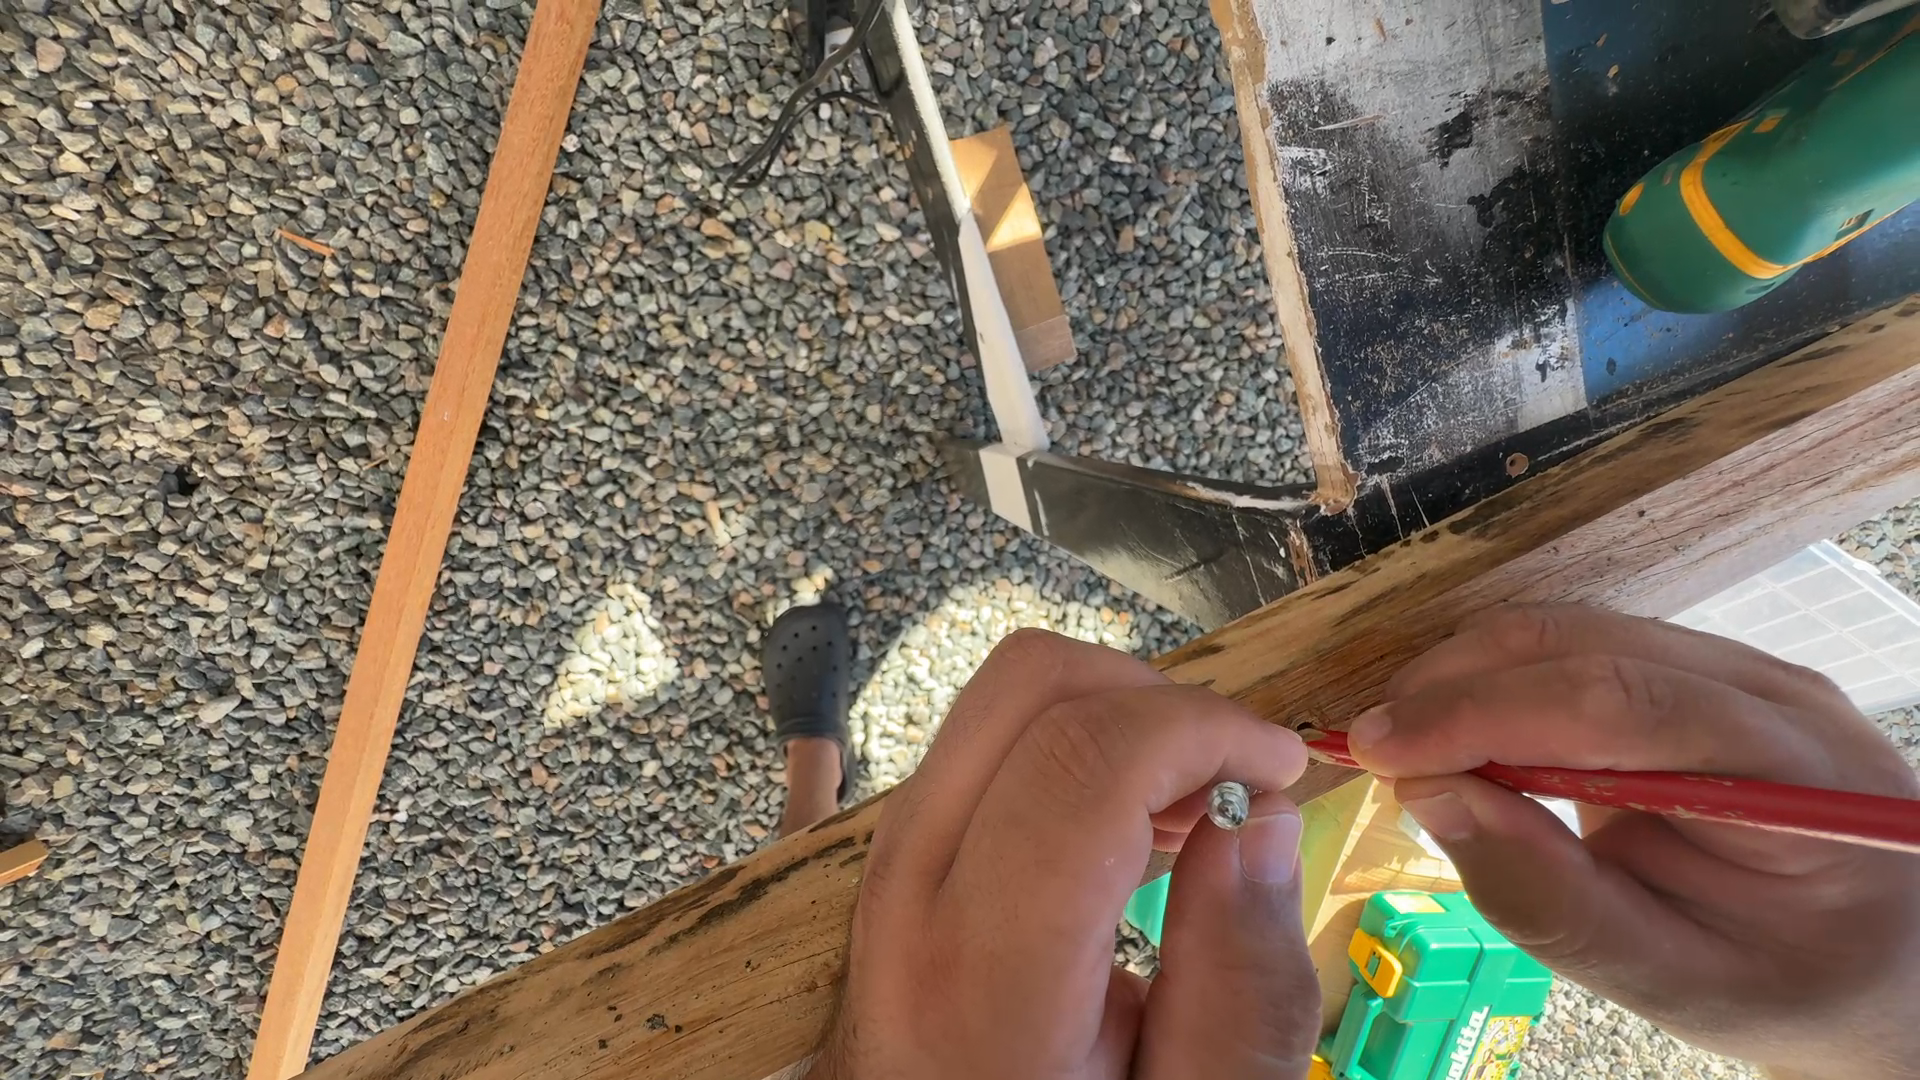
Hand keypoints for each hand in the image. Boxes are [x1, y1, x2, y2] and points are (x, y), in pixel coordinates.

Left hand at [809, 629, 1319, 1079]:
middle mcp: (913, 872)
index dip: (1200, 729)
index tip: (1278, 767)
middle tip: (1228, 777)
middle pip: (1029, 683)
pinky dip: (1080, 735)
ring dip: (1118, 715)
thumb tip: (1264, 817)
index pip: (1084, 757)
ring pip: (1009, 691)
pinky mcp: (909, 825)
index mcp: (979, 963)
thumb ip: (1242, 988)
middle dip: (1153, 700)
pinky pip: (995, 729)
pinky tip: (1129, 812)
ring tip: (1188, 805)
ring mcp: (898, 837)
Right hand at [1350, 604, 1919, 1079]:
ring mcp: (1717, 661)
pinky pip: (1550, 642)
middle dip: (1446, 687)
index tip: (1375, 750)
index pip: (1614, 705)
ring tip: (1410, 742)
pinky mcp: (1669, 659)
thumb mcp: (1665, 978)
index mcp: (1800, 778)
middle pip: (1568, 644)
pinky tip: (1455, 726)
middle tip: (1376, 749)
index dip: (1476, 715)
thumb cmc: (1769, 978)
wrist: (1856, 951)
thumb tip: (1424, 793)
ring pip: (1547, 629)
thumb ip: (1546, 895)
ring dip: (1453, 676)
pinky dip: (1477, 676)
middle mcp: (1763, 689)